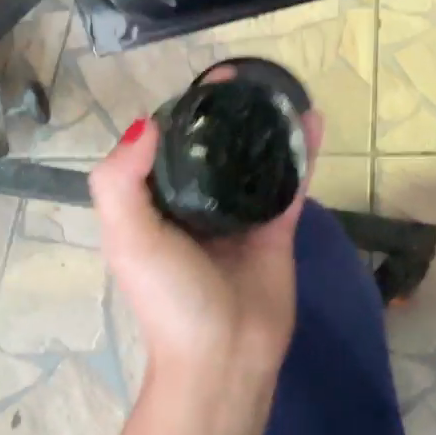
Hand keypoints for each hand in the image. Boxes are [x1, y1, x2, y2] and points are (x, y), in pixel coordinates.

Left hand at [89, 68, 323, 387]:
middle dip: (227, 112)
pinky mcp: (278, 229)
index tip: (202, 84)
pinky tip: (314, 121)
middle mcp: (199, 206)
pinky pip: (291, 182)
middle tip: (244, 77)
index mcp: (158, 207)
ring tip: (279, 90)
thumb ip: (121, 182)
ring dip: (266, 126)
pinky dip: (303, 152)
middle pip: (215, 148)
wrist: (225, 357)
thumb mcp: (128, 239)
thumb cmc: (170, 298)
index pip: (168, 149)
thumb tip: (147, 122)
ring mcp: (241, 216)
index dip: (183, 113)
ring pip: (255, 160)